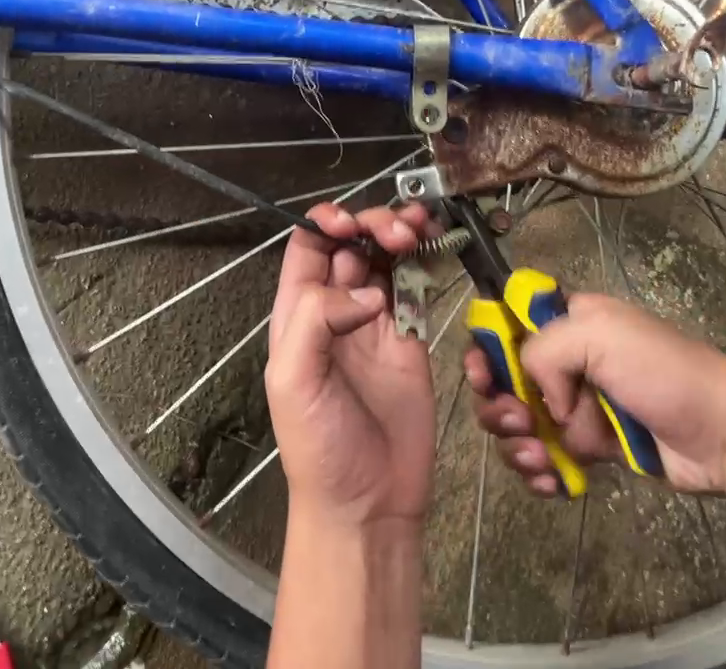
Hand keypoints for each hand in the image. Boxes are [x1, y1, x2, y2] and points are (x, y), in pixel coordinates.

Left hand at [266, 203, 437, 527]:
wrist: (368, 501)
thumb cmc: (319, 446)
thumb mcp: (294, 380)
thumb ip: (316, 319)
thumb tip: (368, 290)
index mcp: (298, 314)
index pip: (307, 248)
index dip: (326, 224)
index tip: (350, 223)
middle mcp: (335, 309)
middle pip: (350, 245)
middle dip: (370, 224)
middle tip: (396, 233)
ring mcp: (375, 322)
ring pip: (384, 259)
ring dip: (398, 233)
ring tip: (416, 229)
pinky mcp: (411, 338)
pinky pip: (415, 288)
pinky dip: (423, 262)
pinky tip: (431, 250)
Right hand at [465, 293, 725, 494]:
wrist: (723, 434)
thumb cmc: (661, 372)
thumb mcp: (598, 335)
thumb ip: (543, 351)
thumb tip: (541, 400)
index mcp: (566, 321)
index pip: (504, 327)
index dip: (485, 350)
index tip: (484, 376)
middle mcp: (564, 361)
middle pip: (501, 382)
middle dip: (498, 406)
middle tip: (519, 421)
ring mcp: (574, 407)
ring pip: (516, 427)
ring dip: (517, 446)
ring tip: (541, 459)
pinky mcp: (587, 448)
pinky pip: (542, 461)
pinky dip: (539, 474)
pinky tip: (551, 481)